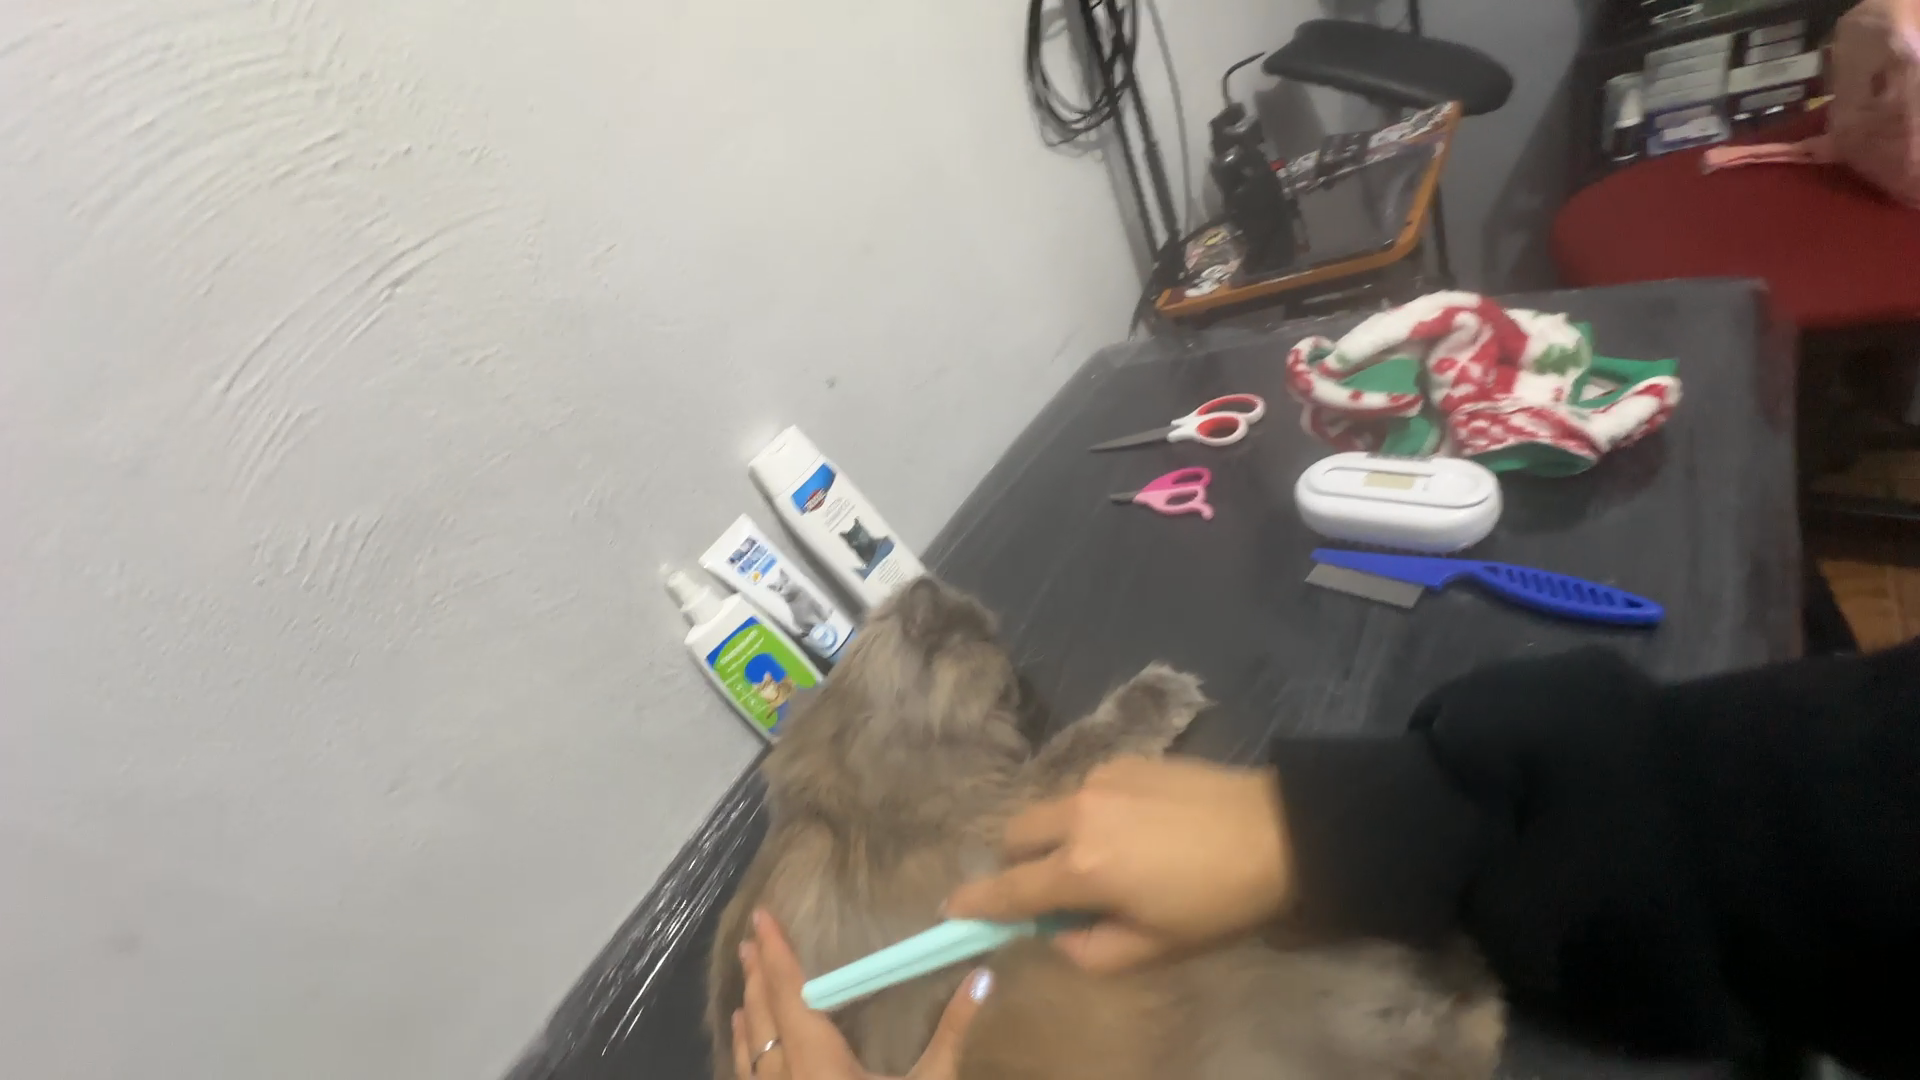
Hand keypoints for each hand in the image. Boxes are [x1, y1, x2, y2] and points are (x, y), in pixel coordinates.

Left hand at [732, 909, 991, 1079]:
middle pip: (764, 1017)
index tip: (761, 916)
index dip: (776, 953)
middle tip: (751, 935)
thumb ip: (953, 1033)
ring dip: (749, 1010)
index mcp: (819, 1064)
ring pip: (750, 1051)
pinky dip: (745, 1051)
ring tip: (744, 982)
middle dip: (757, 974)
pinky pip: (749, 1079)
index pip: (792, 994)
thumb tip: (983, 977)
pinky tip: (743, 1045)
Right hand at [943, 756, 1292, 972]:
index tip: (951, 907)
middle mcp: (1078, 812)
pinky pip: (1086, 791)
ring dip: (1059, 836)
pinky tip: (1137, 826)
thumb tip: (1056, 934)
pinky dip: (1091, 813)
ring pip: (1051, 809)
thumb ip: (1089, 950)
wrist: (1275, 831)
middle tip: (1054, 887)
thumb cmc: (1216, 902)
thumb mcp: (1155, 948)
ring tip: (1112, 855)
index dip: (977, 902)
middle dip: (1019, 862)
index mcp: (1083, 866)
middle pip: (1016, 834)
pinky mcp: (1122, 759)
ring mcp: (1099, 778)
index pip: (1011, 889)